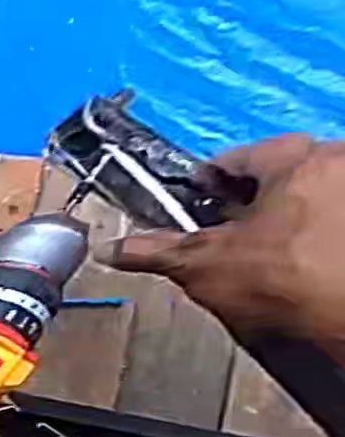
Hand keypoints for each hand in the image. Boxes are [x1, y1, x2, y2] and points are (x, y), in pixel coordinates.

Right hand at [105, 134, 344, 347]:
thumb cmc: (286, 283)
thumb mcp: (197, 265)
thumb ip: (151, 250)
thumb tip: (114, 249)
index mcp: (307, 165)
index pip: (251, 153)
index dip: (215, 173)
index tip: (198, 189)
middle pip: (295, 167)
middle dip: (259, 191)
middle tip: (227, 218)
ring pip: (324, 190)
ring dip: (293, 209)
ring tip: (262, 241)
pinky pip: (338, 215)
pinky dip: (320, 228)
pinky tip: (302, 253)